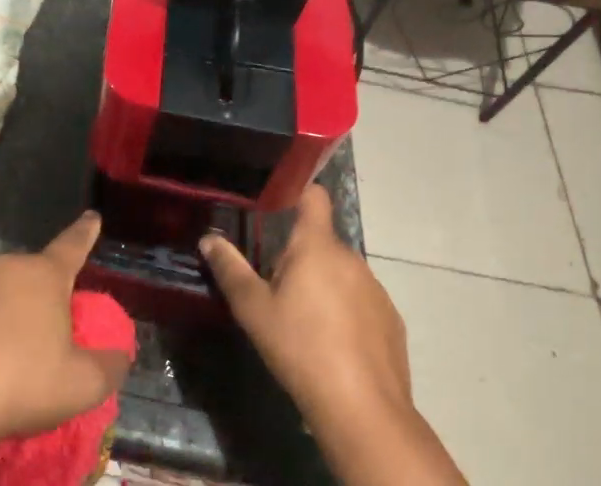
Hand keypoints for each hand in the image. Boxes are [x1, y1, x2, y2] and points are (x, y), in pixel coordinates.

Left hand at [0, 213, 133, 485]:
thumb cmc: (21, 386)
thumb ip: (110, 366)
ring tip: (6, 355)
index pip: (72, 247)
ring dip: (7, 311)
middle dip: (43, 296)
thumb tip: (118, 355)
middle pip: (33, 275)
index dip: (85, 233)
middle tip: (47, 338)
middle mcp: (5, 266)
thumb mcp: (83, 386)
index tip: (92, 216)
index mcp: (44, 276)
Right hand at [200, 183, 409, 418]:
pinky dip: (345, 313)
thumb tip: (209, 239)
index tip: (274, 204)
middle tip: (273, 286)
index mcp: (317, 247)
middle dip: (299, 256)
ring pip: (341, 274)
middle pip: (321, 242)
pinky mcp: (391, 320)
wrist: (362, 408)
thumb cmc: (300, 348)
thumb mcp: (253, 310)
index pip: (314, 197)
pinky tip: (331, 344)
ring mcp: (376, 290)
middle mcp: (351, 258)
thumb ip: (230, 269)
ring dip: (323, 285)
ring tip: (301, 321)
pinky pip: (361, 302)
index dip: (297, 192)